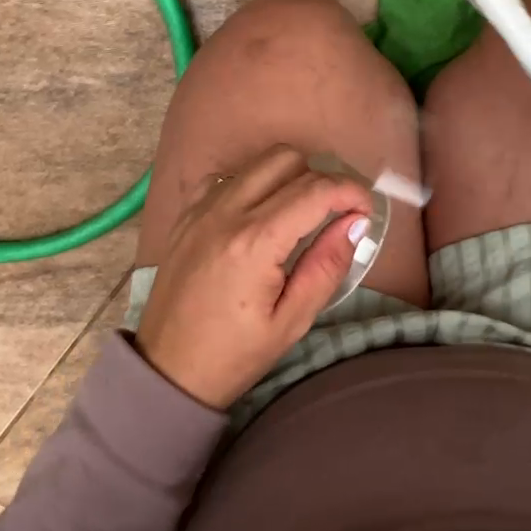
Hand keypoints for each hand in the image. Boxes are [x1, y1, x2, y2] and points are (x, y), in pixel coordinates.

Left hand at [135, 145, 373, 408]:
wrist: (165, 371)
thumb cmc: (233, 355)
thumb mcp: (292, 321)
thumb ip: (327, 266)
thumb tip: (356, 222)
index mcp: (255, 242)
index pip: (316, 190)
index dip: (351, 192)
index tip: (365, 210)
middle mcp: (226, 212)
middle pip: (289, 159)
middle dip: (322, 179)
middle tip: (334, 212)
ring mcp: (202, 208)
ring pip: (260, 161)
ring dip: (290, 176)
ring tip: (301, 213)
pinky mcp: (187, 213)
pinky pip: (230, 176)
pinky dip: (255, 183)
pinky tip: (261, 214)